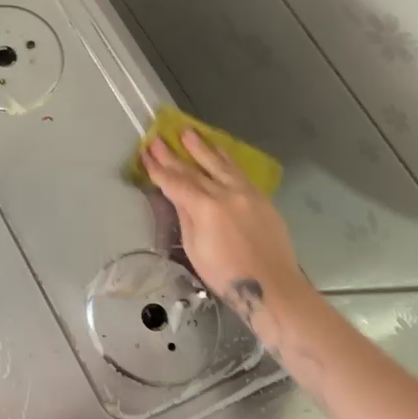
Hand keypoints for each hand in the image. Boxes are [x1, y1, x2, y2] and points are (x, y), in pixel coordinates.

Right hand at [140, 128, 308, 322]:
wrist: (272, 286)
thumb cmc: (226, 274)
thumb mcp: (194, 247)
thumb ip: (186, 217)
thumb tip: (178, 197)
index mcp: (206, 208)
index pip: (175, 183)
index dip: (158, 169)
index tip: (145, 154)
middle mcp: (226, 194)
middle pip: (194, 170)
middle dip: (173, 154)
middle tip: (158, 138)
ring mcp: (246, 193)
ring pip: (220, 164)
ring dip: (202, 148)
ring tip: (189, 132)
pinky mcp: (261, 198)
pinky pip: (239, 172)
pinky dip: (226, 159)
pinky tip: (219, 152)